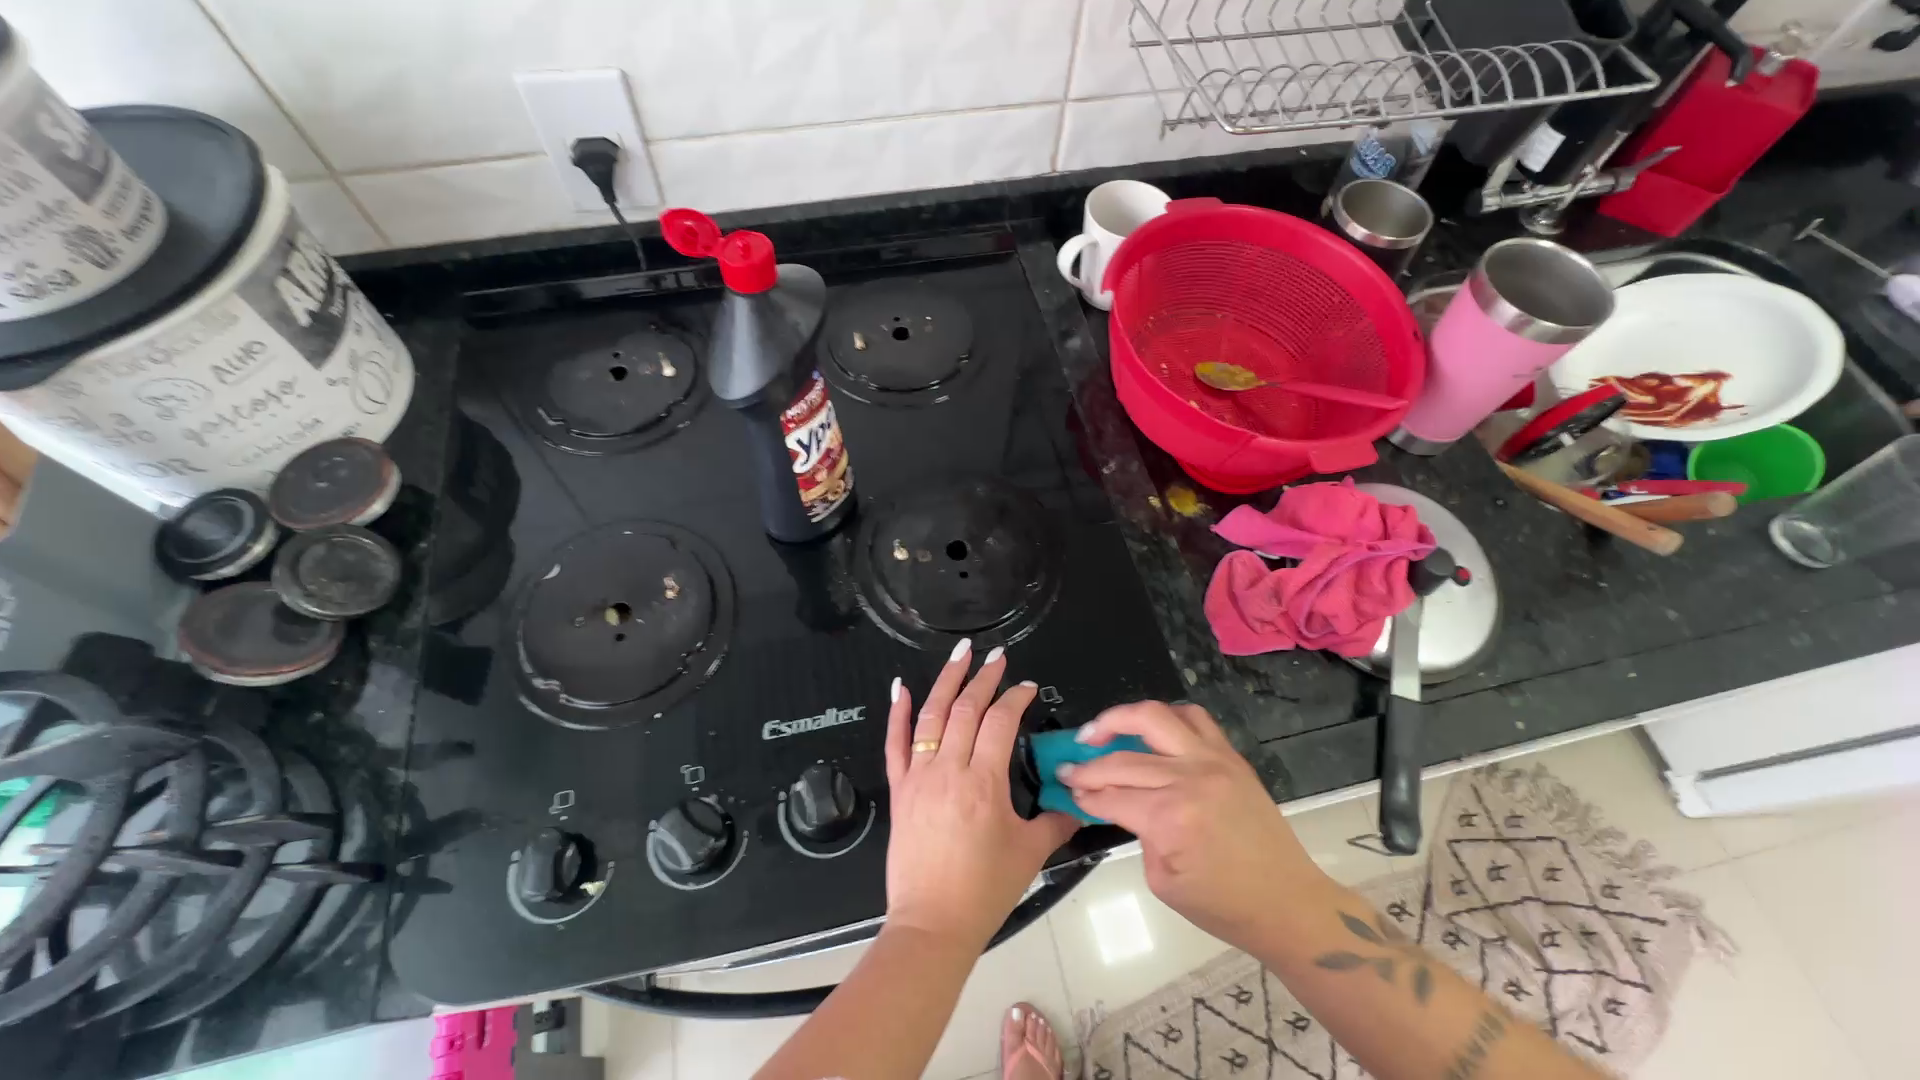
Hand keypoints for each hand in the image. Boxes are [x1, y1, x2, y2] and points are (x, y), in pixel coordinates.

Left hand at [883, 641, 1080, 949]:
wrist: (933, 923)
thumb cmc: (985, 889)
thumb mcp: (1030, 853)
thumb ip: (1056, 821)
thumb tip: (1077, 802)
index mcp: (983, 782)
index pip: (1000, 722)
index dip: (1016, 699)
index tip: (1028, 688)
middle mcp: (948, 770)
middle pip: (966, 709)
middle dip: (984, 678)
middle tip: (997, 657)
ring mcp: (918, 777)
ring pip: (931, 716)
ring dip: (946, 680)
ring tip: (959, 654)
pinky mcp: (899, 791)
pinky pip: (895, 744)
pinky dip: (897, 713)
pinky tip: (901, 688)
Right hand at [1060, 702, 1326, 944]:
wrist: (1286, 901)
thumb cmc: (1222, 905)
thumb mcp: (1162, 880)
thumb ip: (1138, 833)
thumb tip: (1116, 803)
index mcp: (1170, 817)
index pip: (1111, 795)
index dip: (1084, 793)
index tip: (1064, 789)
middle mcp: (1190, 778)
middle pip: (1123, 758)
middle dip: (1087, 764)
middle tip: (1068, 768)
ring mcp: (1213, 761)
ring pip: (1154, 718)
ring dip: (1118, 719)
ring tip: (1097, 731)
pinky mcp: (1230, 756)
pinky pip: (1193, 718)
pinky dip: (1164, 716)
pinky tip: (1147, 730)